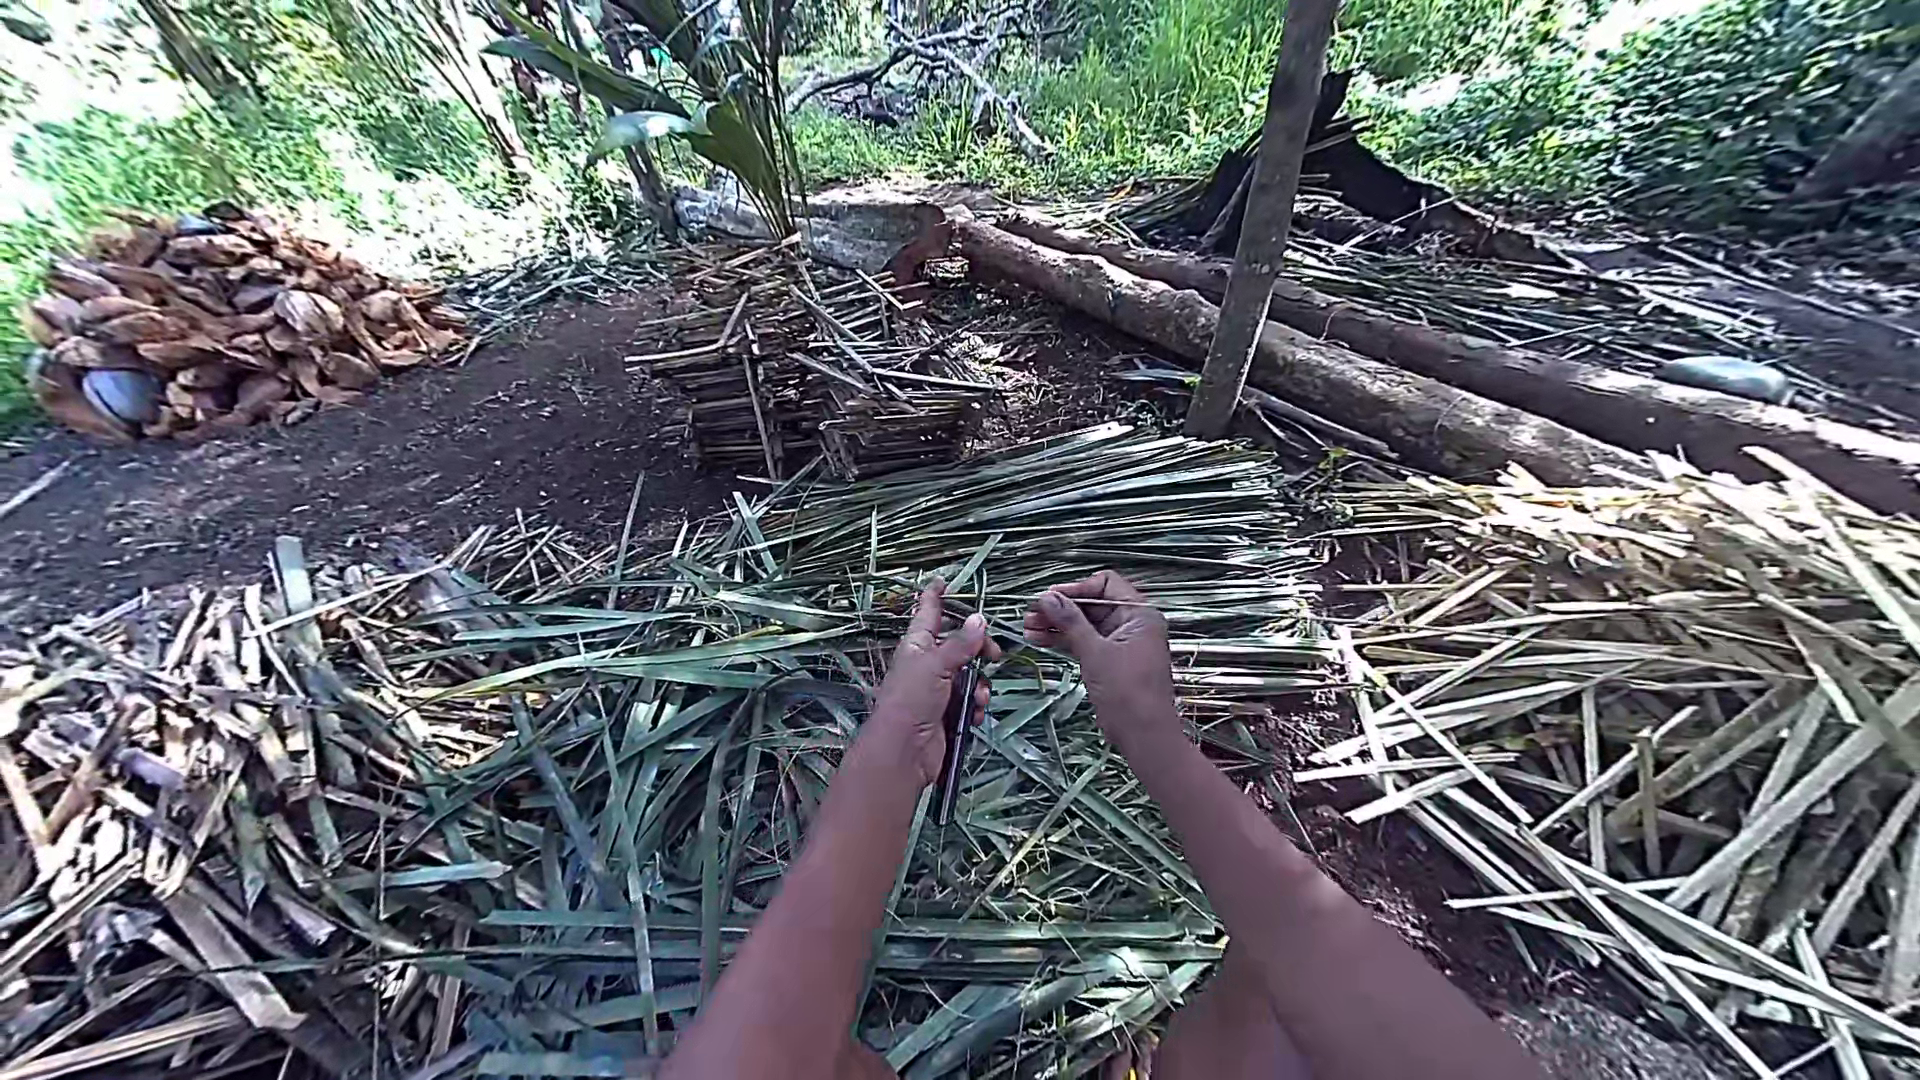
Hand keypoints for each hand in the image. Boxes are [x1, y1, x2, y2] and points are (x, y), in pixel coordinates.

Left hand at [872, 578, 999, 785]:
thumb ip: (960, 643)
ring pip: (970, 675)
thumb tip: (979, 620)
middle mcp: (927, 663)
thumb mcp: (936, 664)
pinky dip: (975, 706)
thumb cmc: (911, 700)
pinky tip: (973, 714)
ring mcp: (938, 689)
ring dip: (979, 685)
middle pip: (959, 644)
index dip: (936, 597)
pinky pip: (970, 701)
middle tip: (994, 654)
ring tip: (977, 697)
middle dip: (979, 649)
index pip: (929, 613)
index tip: (943, 581)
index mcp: (917, 645)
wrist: (905, 752)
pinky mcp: (948, 712)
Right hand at [1023, 570, 1177, 753]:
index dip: (1076, 588)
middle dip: (1060, 608)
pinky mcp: (1109, 660)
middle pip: (1091, 604)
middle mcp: (1132, 624)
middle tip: (1032, 613)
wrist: (1144, 737)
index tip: (1050, 597)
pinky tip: (1040, 639)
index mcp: (1140, 615)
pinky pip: (1084, 642)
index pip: (1105, 585)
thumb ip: (1070, 622)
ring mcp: (1120, 643)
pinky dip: (1063, 640)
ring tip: (1029, 626)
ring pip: (1084, 624)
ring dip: (1057, 624)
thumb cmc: (1130, 694)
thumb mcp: (1095, 652)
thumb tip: (1048, 597)